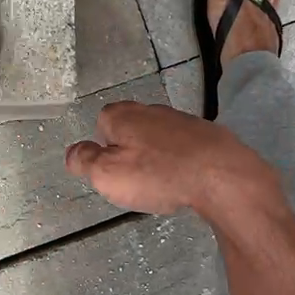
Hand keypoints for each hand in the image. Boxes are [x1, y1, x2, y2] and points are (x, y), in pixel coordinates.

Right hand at [64, 101, 276, 216]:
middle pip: (132, 129)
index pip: (101, 122)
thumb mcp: (108, 174)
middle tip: (135, 180)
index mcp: (123, 115)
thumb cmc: (158, 174)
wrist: (222, 174)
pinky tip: (186, 181)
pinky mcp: (207, 135)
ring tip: (162, 184)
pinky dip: (181, 162)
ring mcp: (182, 120)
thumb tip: (72, 152)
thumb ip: (85, 161)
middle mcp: (152, 110)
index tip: (111, 170)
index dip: (103, 148)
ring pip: (159, 138)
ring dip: (157, 158)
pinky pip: (184, 148)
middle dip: (130, 152)